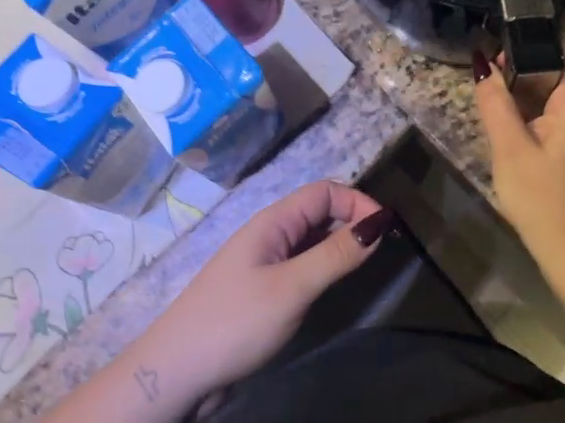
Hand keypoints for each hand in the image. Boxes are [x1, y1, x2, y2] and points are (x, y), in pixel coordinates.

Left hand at [145, 181, 392, 396]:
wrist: (177, 373)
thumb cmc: (234, 322)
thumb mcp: (291, 288)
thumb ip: (335, 256)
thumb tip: (378, 224)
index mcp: (273, 222)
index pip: (324, 191)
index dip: (358, 201)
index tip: (387, 228)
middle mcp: (269, 235)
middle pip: (319, 212)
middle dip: (353, 220)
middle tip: (385, 247)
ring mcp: (263, 263)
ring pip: (311, 241)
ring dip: (339, 245)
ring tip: (368, 264)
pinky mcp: (261, 292)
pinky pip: (300, 266)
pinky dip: (323, 268)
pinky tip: (334, 286)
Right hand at [472, 50, 564, 260]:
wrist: (564, 246)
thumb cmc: (538, 193)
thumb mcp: (509, 145)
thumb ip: (495, 102)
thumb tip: (481, 61)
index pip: (560, 52)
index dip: (532, 39)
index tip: (501, 34)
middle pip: (552, 70)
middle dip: (520, 63)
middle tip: (486, 63)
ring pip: (546, 92)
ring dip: (519, 86)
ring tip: (487, 83)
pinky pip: (544, 112)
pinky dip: (524, 106)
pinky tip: (501, 111)